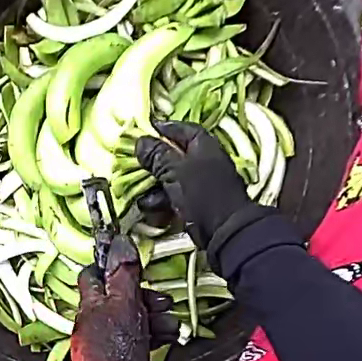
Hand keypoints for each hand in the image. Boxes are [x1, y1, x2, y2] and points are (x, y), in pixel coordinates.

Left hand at [50, 235, 169, 360]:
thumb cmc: (112, 356)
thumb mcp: (121, 307)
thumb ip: (123, 275)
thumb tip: (121, 242)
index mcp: (92, 303)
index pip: (95, 273)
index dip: (112, 264)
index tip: (131, 260)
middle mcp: (99, 319)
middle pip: (122, 295)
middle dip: (144, 293)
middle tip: (160, 298)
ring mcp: (112, 339)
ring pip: (136, 315)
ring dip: (155, 314)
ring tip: (169, 321)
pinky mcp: (126, 356)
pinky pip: (143, 335)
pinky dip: (157, 332)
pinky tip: (169, 335)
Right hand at [134, 121, 260, 254]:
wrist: (224, 231)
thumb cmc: (202, 192)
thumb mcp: (176, 170)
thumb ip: (157, 155)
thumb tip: (140, 142)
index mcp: (203, 147)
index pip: (184, 130)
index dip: (165, 129)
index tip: (146, 130)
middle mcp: (203, 163)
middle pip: (172, 157)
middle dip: (153, 165)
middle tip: (138, 166)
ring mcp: (199, 186)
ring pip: (169, 181)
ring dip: (154, 190)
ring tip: (146, 199)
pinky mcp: (194, 206)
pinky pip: (172, 200)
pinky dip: (162, 205)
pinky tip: (155, 213)